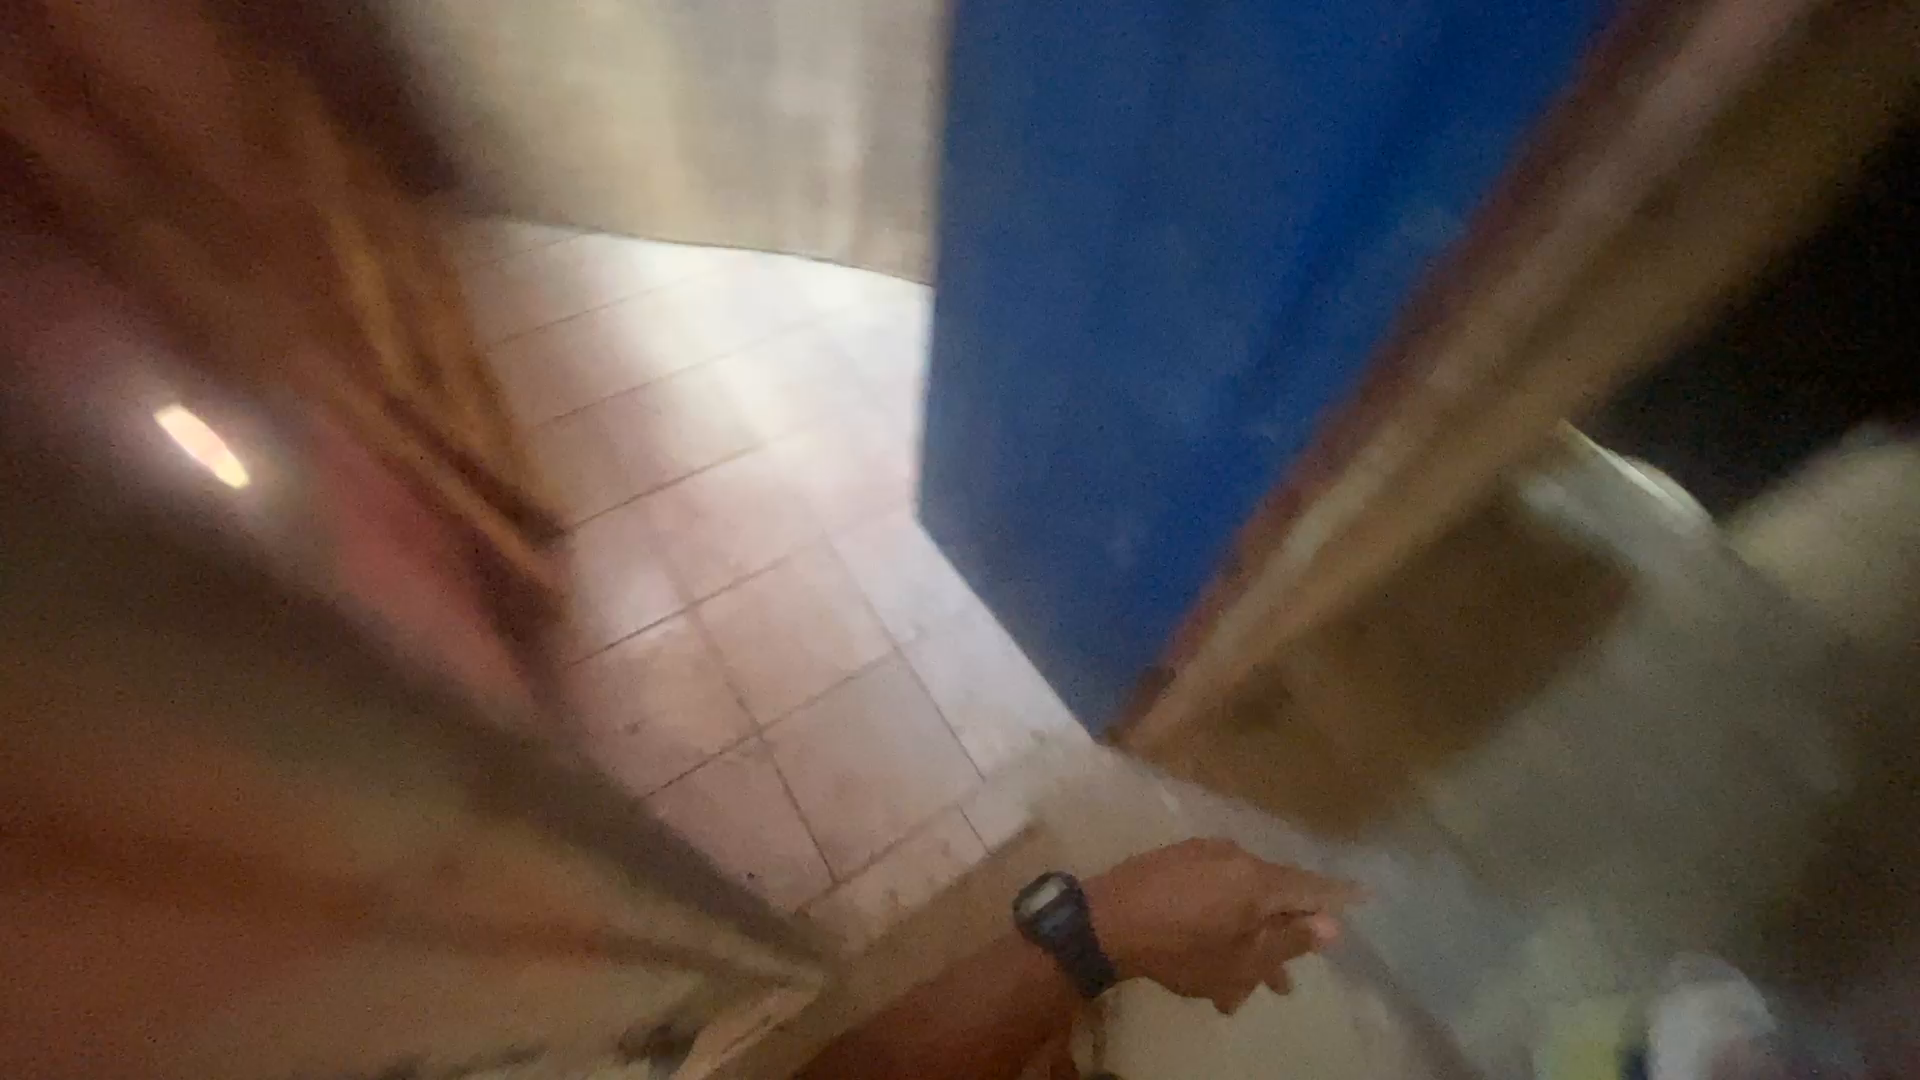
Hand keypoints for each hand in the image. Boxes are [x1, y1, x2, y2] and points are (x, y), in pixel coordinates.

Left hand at [1082, 838, 1363, 1012]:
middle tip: (1280, 984)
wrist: (1107, 919)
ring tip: (1236, 987)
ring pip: (1239, 899)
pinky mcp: (1176, 859)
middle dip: (1276, 941)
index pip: (1309, 885)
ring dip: (1242, 941)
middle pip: (1271, 896)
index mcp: (1255, 878)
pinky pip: (1213, 890)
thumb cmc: (1180, 946)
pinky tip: (1207, 957)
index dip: (1339, 895)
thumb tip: (1331, 925)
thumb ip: (1288, 939)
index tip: (1366, 895)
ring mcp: (1201, 854)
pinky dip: (1219, 923)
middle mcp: (1232, 855)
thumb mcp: (1241, 959)